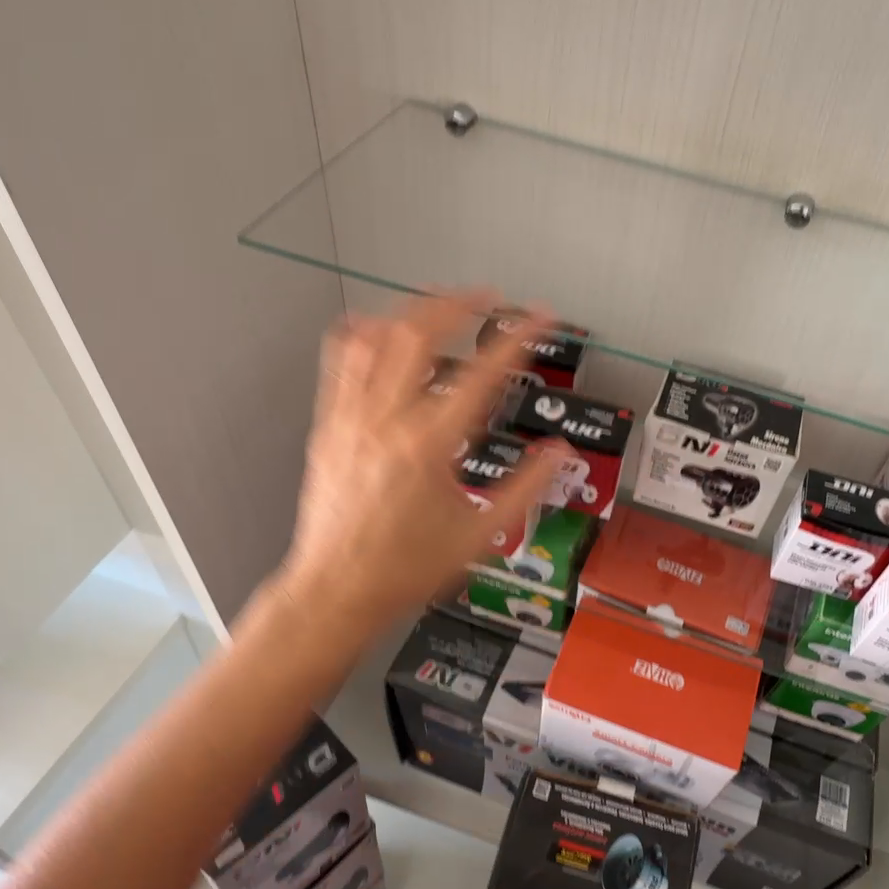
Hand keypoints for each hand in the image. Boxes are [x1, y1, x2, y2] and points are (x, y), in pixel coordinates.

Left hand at [272, 291, 567, 634]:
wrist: (336, 591)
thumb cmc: (405, 569)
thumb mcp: (479, 536)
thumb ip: (525, 489)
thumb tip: (559, 453)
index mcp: (430, 446)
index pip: (483, 374)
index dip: (517, 338)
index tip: (539, 318)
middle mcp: (388, 421)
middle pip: (421, 335)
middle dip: (458, 304)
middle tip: (486, 297)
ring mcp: (351, 419)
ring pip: (378, 339)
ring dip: (412, 311)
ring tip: (439, 301)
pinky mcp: (328, 427)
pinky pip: (339, 364)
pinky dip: (360, 336)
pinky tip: (374, 325)